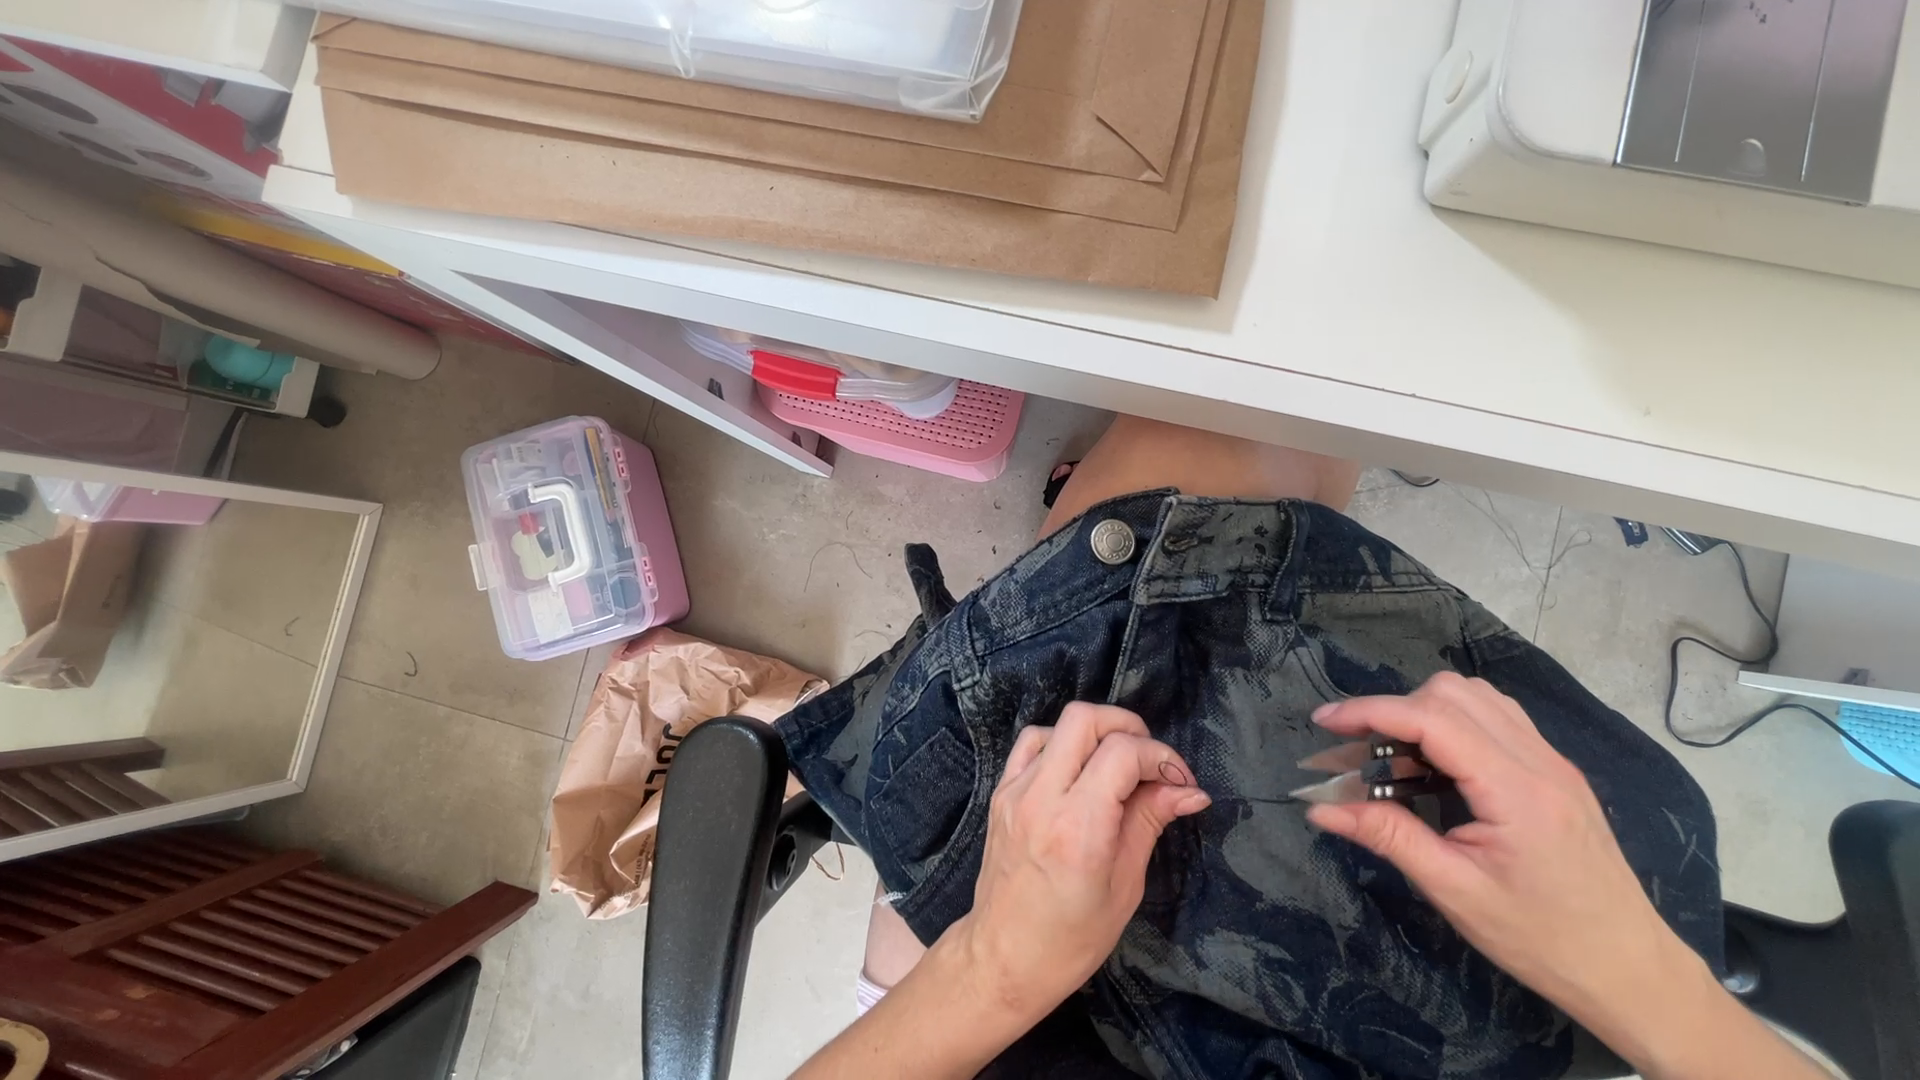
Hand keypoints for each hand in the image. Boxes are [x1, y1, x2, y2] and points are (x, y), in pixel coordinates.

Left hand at [949, 703, 1210, 1022]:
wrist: (1004, 957)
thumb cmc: (1072, 937)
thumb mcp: (1125, 885)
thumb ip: (1150, 822)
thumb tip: (1190, 790)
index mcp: (1077, 827)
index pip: (1122, 753)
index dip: (1161, 755)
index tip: (1180, 780)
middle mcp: (1041, 798)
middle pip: (1084, 719)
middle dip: (1128, 727)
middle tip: (1151, 759)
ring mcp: (1014, 791)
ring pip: (1057, 725)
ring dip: (1095, 733)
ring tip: (1118, 765)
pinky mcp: (1000, 792)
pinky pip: (1031, 744)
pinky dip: (1062, 743)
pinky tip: (1079, 769)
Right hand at [1305, 673, 1685, 1017]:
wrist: (1631, 971)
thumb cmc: (1541, 939)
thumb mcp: (1454, 891)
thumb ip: (1387, 837)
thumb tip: (1319, 808)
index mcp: (1516, 791)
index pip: (1432, 719)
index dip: (1369, 711)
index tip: (1323, 722)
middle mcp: (1539, 761)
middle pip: (1452, 693)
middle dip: (1393, 709)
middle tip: (1359, 750)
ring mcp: (1552, 762)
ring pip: (1476, 695)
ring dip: (1423, 709)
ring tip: (1393, 753)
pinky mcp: (1554, 771)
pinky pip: (1496, 716)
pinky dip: (1452, 719)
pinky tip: (1434, 760)